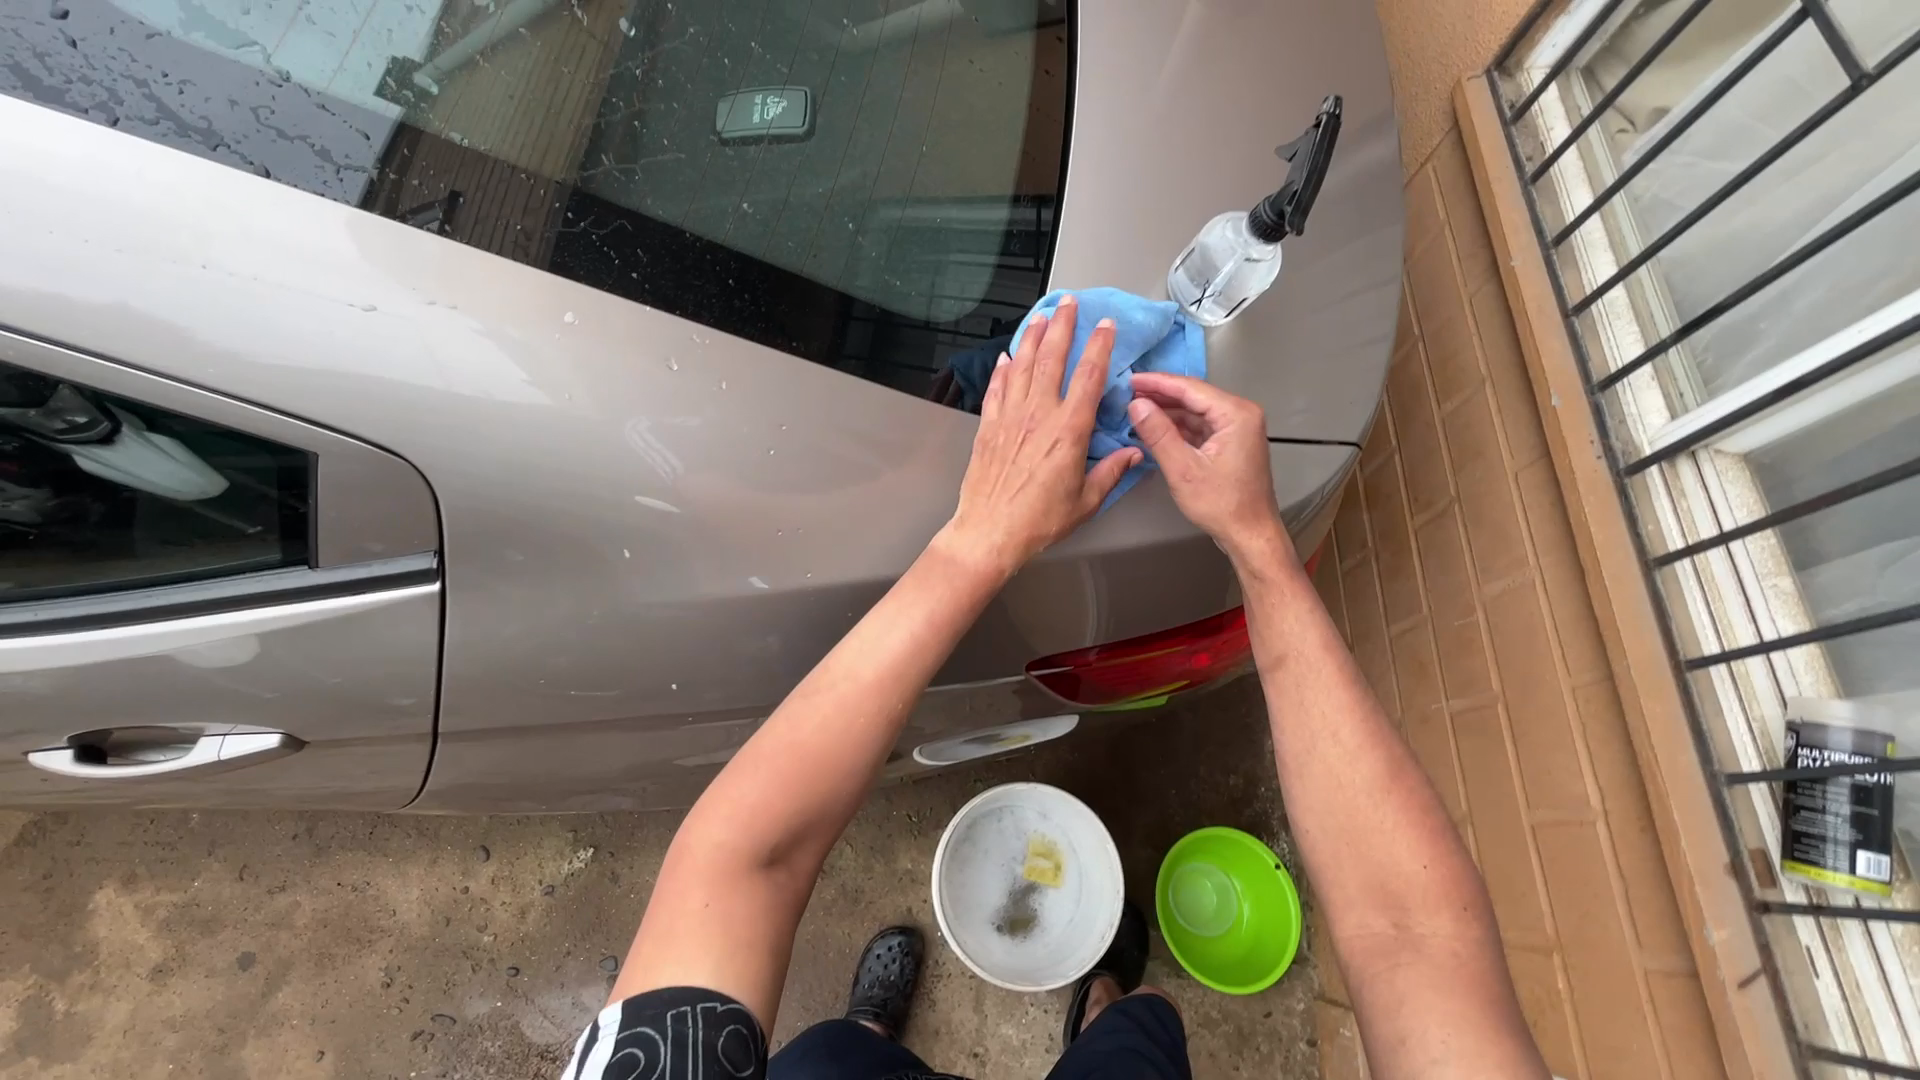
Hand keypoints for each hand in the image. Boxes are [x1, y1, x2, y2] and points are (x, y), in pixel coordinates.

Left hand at [937, 296, 1140, 575]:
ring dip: (1031, 337)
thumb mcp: (1085, 502)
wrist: (989, 532)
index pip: (1089, 376)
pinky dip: (1002, 370)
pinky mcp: (988, 428)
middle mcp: (1038, 416)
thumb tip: (1131, 455)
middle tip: (1069, 303)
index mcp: (1068, 431)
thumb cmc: (1037, 522)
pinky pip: (996, 389)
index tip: (1105, 326)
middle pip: (1051, 358)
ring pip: (1020, 366)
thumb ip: (1110, 473)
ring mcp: (1009, 419)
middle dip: (1062, 326)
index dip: (1099, 346)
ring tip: (1040, 316)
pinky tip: (1006, 358)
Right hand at [1127, 373, 1292, 559]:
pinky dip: (1178, 426)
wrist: (1249, 533)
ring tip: (1135, 409)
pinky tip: (1155, 427)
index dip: (1157, 382)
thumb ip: (1158, 433)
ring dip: (1167, 411)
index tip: (1129, 379)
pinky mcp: (1231, 442)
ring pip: (1195, 411)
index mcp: (1235, 414)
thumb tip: (1135, 404)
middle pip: (1194, 396)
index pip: (1190, 388)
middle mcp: (1240, 414)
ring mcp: (1237, 428)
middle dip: (1160, 394)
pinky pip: (1200, 426)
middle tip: (1127, 393)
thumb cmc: (1221, 504)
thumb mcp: (1183, 468)